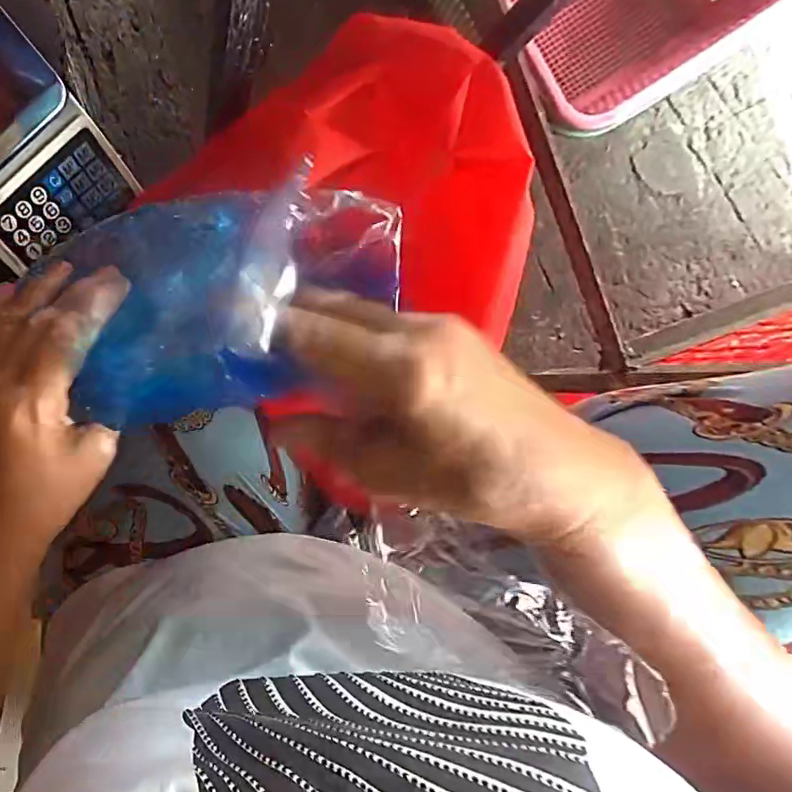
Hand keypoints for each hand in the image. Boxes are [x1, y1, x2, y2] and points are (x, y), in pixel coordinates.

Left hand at [0, 262, 128, 543]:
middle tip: (101, 271)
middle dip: (72, 290)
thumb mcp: (96, 454)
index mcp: (35, 401)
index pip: (64, 334)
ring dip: (34, 289)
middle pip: (36, 319)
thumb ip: (103, 406)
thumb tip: (104, 371)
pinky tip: (7, 288)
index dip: (92, 302)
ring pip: (4, 319)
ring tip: (61, 267)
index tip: (116, 282)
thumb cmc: (51, 492)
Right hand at [274, 290, 654, 546]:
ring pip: (359, 310)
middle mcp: (416, 329)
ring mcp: (438, 322)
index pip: (313, 333)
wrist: (563, 471)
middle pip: (333, 307)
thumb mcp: (389, 474)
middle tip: (248, 335)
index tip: (228, 329)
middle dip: (287, 316)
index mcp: (399, 368)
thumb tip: (275, 424)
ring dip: (319, 321)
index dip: (266, 329)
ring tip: (285, 346)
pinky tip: (339, 355)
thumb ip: (326, 440)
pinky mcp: (452, 328)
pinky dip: (350, 330)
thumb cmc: (474, 485)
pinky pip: (384, 319)